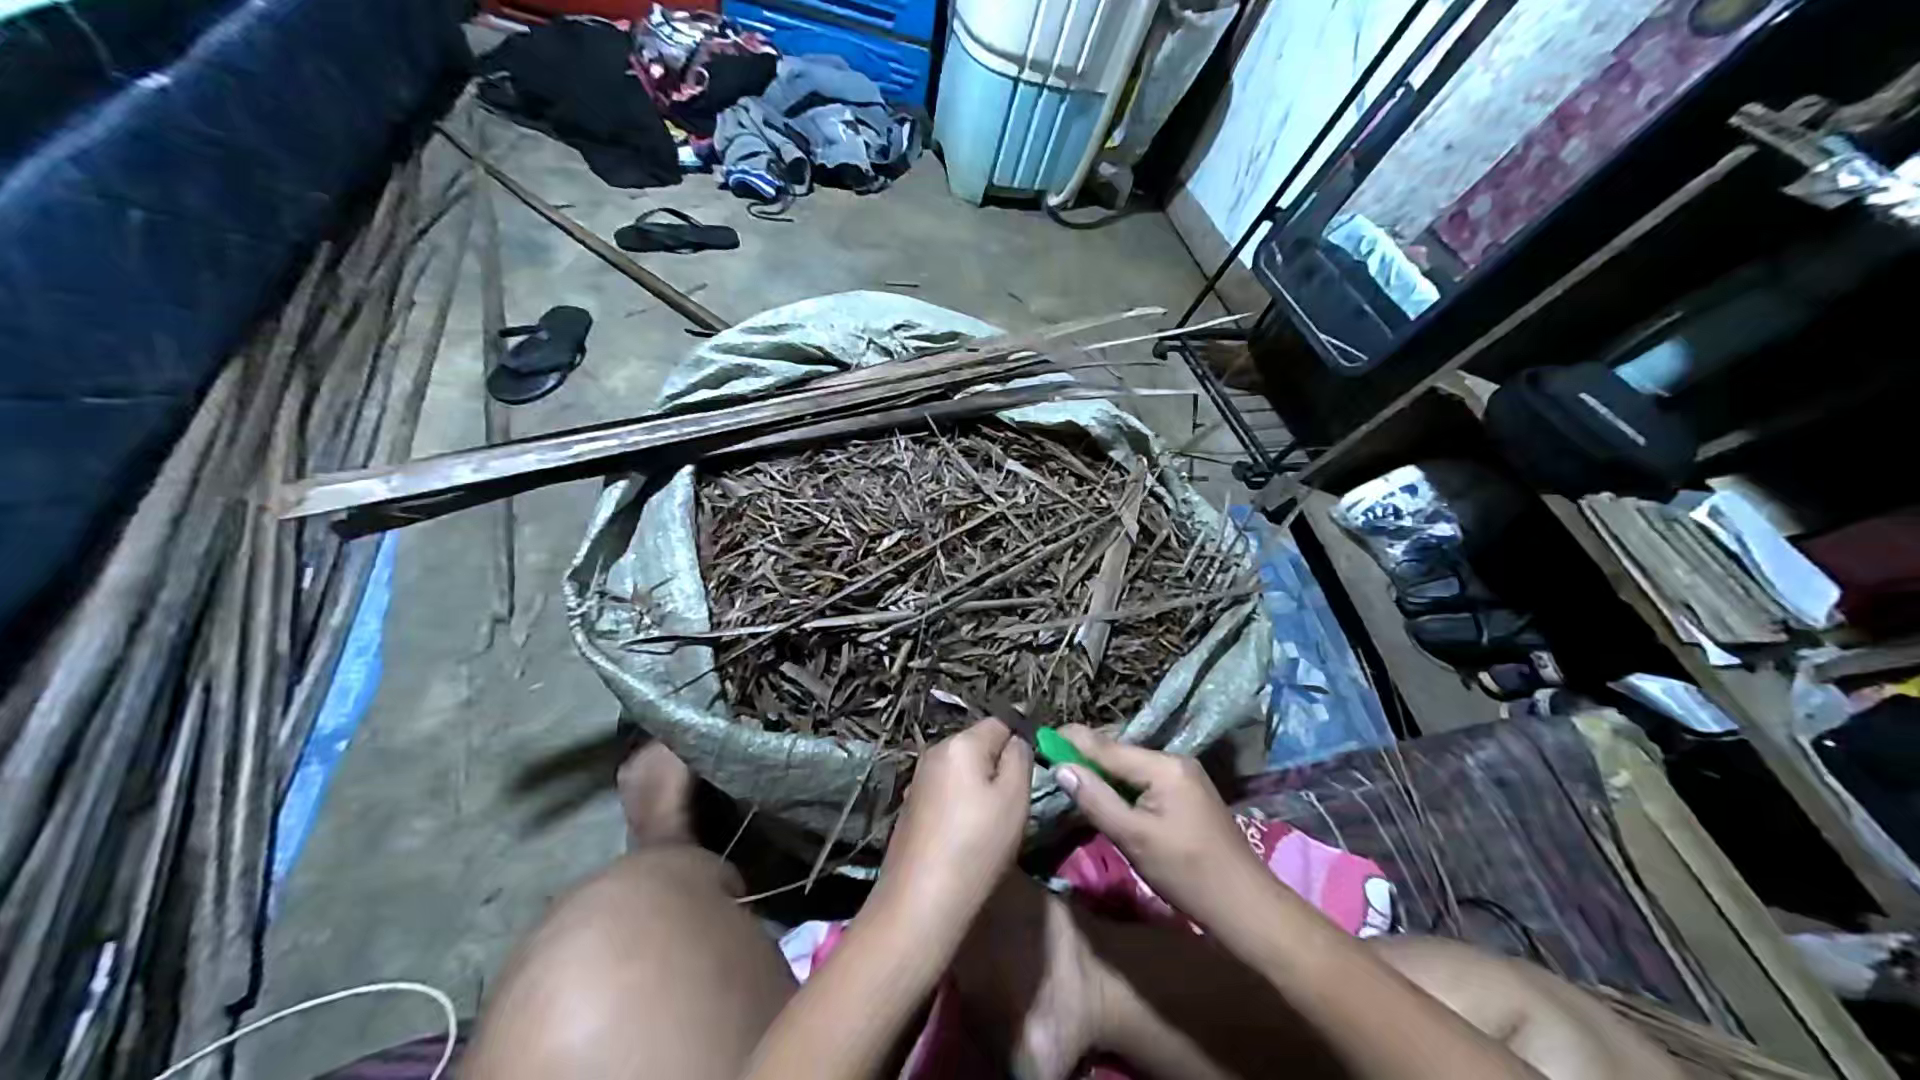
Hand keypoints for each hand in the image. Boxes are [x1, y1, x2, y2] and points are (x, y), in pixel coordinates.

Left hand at [876, 718, 1033, 926]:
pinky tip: (967, 834)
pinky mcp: (911, 807)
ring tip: (994, 822)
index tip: (1036, 772)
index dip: (1022, 740)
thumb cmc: (977, 845)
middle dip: (999, 764)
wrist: (920, 902)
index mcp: (959, 743)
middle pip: (979, 744)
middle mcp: (934, 752)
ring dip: (980, 786)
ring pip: (962, 770)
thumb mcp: (1014, 798)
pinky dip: (961, 804)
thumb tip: (1018, 738)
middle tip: (1017, 801)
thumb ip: (1020, 757)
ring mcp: (918, 780)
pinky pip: (946, 792)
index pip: (1001, 722)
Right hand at [1052, 725, 1269, 928]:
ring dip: (1102, 771)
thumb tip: (1061, 767)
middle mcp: (1174, 760)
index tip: (1041, 739)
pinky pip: (1144, 778)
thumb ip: (1095, 799)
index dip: (1072, 741)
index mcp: (1163, 766)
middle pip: (1118, 751)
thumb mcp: (1133, 837)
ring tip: (1071, 777)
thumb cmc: (1187, 873)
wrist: (1245, 906)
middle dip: (1085, 756)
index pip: (1106, 746)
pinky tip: (1106, 796)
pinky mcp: (1187, 792)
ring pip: (1130, 766)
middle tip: (1052, 763)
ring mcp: (1184, 775)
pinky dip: (1121, 785)